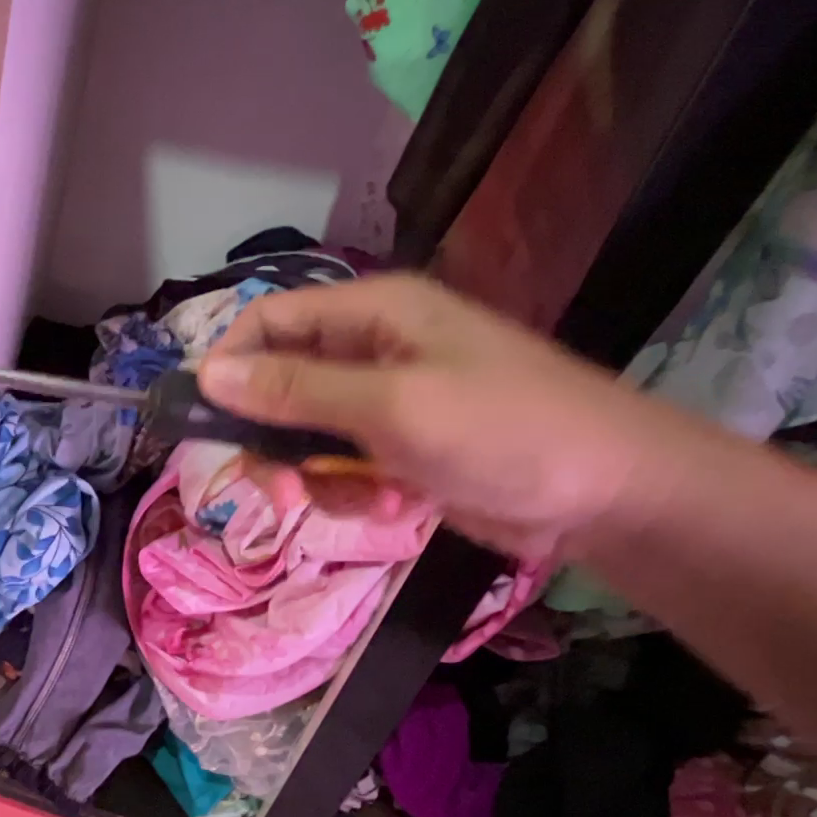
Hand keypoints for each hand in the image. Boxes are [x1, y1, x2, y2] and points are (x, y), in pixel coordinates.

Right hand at [197, 275, 701, 560]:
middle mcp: (371, 347)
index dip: (229, 365)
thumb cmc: (506, 433)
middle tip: (272, 482)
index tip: (205, 422)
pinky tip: (385, 505)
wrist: (611, 498)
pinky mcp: (396, 445)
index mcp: (373, 312)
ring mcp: (384, 399)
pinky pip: (336, 464)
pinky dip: (345, 490)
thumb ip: (294, 391)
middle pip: (275, 381)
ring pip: (299, 431)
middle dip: (268, 435)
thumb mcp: (391, 407)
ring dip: (310, 472)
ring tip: (349, 498)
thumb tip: (206, 375)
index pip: (267, 320)